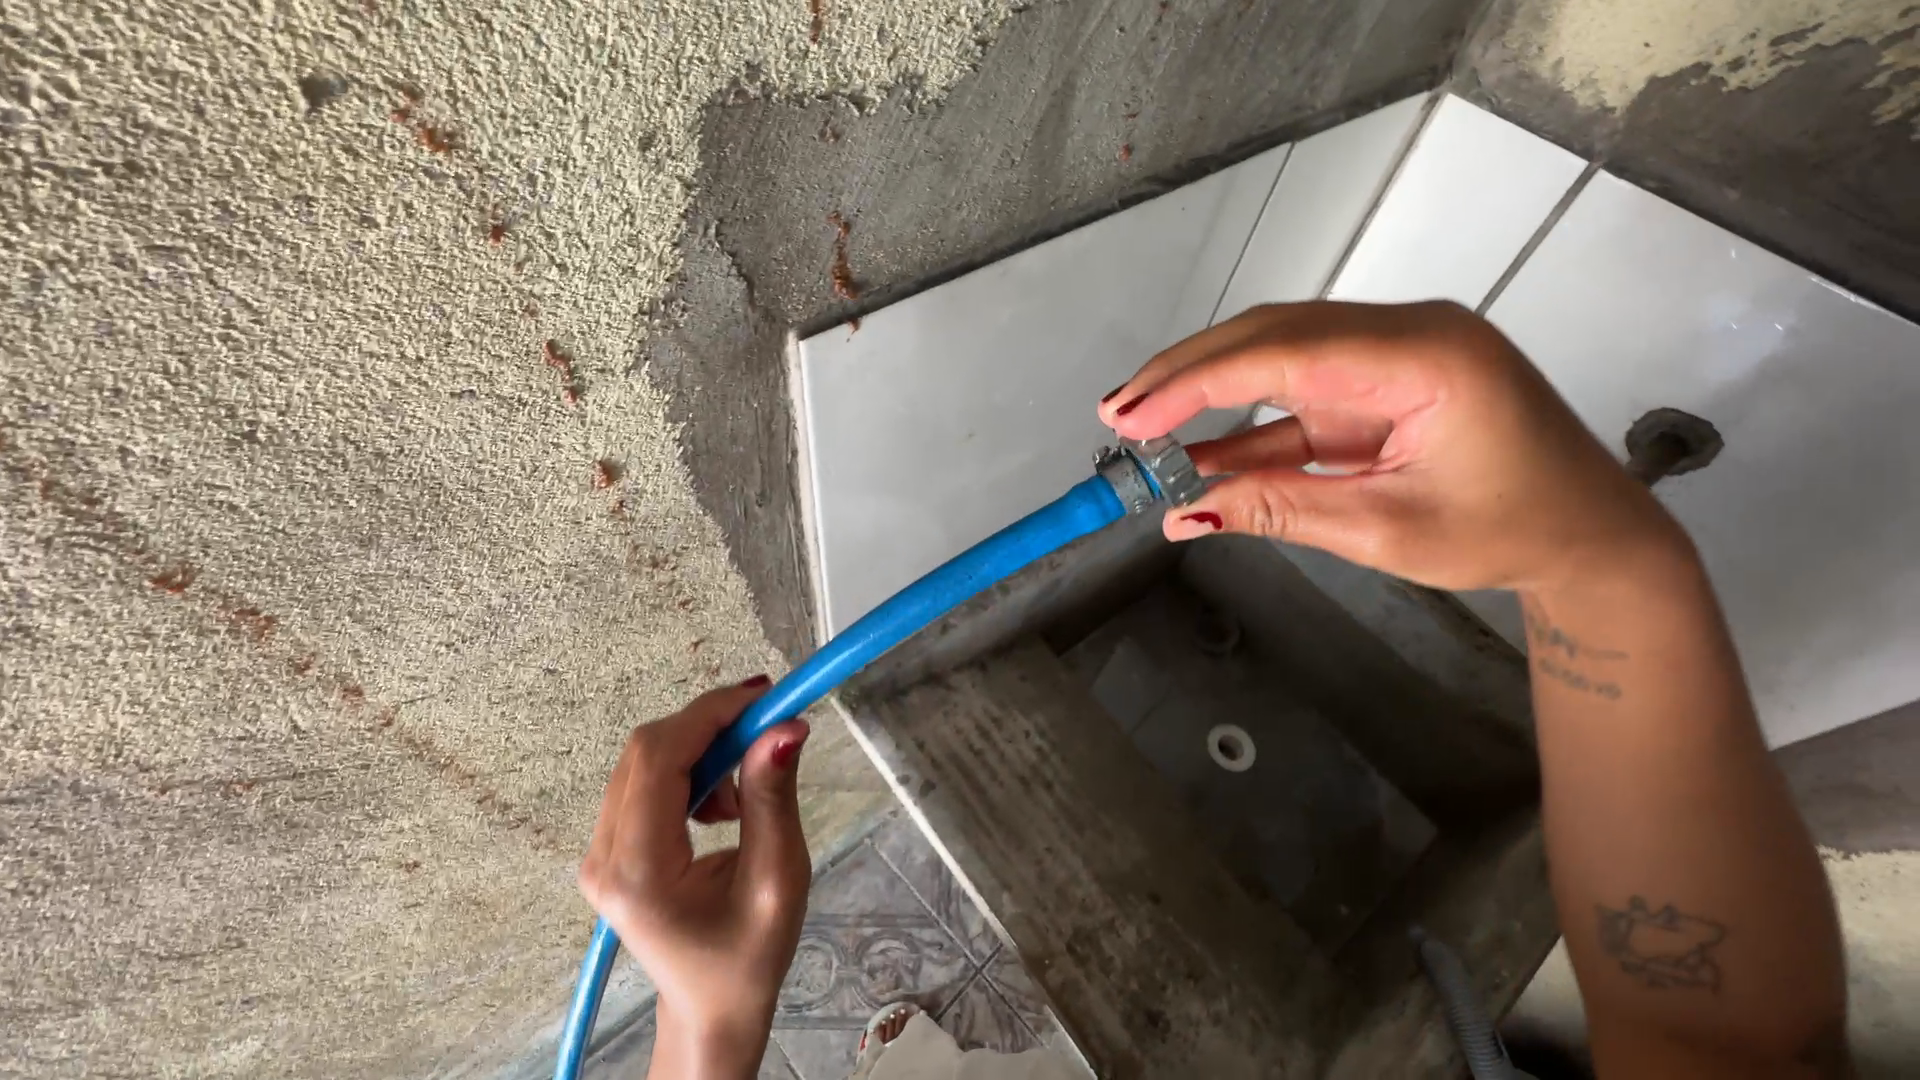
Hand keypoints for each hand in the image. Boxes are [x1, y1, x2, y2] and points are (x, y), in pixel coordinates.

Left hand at [577, 679, 811, 1078]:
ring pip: (646, 759)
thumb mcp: (777, 877)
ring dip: (703, 749)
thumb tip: (786, 726)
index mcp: (639, 869)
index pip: (661, 757)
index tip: (767, 695)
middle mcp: (603, 855)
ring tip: (744, 792)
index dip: (711, 713)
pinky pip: (646, 780)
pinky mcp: (610, 849)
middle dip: (710, 724)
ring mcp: (599, 852)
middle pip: (647, 749)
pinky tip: (722, 804)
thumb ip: (773, 798)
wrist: (711, 1010)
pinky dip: (691, 770)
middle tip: (769, 725)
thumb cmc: (749, 955)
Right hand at [1100, 301, 1683, 592]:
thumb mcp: (1383, 529)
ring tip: (1138, 420)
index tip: (1130, 415)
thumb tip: (1183, 517)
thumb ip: (1279, 511)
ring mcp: (1386, 356)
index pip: (1283, 354)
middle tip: (1117, 410)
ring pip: (1273, 355)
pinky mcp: (1374, 386)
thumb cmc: (1507, 532)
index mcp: (1423, 357)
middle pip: (1270, 336)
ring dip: (1205, 389)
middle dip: (1186, 373)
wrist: (1589, 538)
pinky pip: (1293, 395)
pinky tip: (1192, 451)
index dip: (1196, 383)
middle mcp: (1401, 335)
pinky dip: (1242, 425)